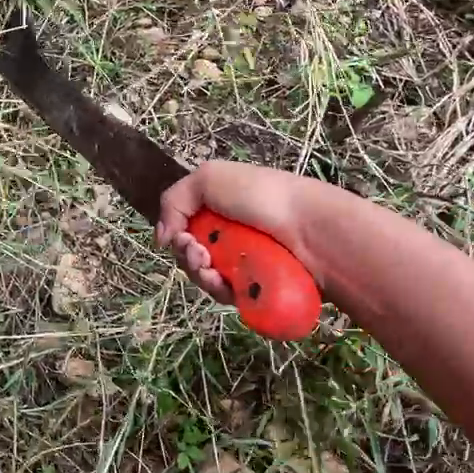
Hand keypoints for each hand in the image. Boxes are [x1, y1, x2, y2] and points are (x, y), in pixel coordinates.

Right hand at [155, 160, 342, 304]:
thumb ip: (172, 201)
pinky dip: (219, 291)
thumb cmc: (260, 195)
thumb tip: (161, 239)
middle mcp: (228, 234)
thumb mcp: (207, 178)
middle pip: (189, 253)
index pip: (182, 227)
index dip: (175, 235)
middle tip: (199, 254)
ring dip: (199, 275)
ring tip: (212, 271)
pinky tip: (225, 286)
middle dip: (186, 256)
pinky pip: (226, 294)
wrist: (312, 228)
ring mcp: (243, 261)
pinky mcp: (257, 286)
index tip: (182, 238)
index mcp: (216, 208)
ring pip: (204, 276)